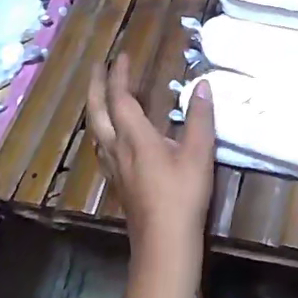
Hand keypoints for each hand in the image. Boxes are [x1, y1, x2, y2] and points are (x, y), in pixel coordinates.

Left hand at [85, 54, 216, 243]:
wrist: (163, 242)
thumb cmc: (182, 195)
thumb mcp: (199, 153)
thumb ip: (200, 118)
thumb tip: (203, 85)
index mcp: (135, 137)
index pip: (121, 98)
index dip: (120, 75)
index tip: (122, 55)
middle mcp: (117, 148)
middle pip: (97, 111)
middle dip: (96, 86)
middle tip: (98, 66)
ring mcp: (114, 167)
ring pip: (95, 130)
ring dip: (96, 107)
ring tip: (102, 95)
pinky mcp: (118, 182)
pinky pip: (102, 146)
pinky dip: (102, 128)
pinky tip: (111, 136)